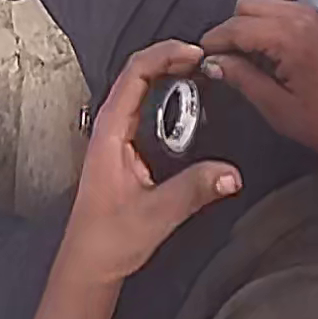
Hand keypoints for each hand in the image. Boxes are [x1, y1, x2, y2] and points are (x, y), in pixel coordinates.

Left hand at [59, 41, 241, 283]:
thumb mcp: (155, 214)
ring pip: (141, 83)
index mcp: (110, 129)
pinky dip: (167, 88)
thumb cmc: (107, 239)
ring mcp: (117, 131)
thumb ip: (193, 190)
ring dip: (168, 69)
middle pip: (138, 70)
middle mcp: (111, 123)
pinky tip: (186, 94)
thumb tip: (229, 173)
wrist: (89, 264)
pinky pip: (145, 100)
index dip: (165, 55)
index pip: (135, 73)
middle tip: (202, 57)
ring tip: (197, 67)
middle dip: (170, 56)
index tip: (193, 54)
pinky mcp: (125, 141)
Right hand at [200, 0, 317, 157]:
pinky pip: (276, 9)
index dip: (213, 43)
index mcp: (288, 36)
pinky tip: (264, 53)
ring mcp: (307, 13)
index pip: (235, 27)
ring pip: (259, 3)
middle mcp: (297, 15)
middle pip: (244, 6)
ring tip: (243, 58)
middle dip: (228, 30)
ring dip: (245, 25)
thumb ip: (243, 80)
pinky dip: (262, 24)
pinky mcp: (314, 17)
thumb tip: (214, 64)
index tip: (200, 61)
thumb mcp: (280, 109)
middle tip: (223, 61)